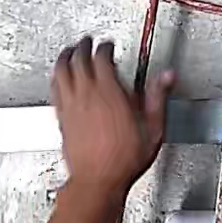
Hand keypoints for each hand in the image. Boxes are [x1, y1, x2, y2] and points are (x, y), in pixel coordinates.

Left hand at [51, 37, 174, 194]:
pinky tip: (58, 78)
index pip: (102, 58)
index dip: (105, 47)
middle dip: (83, 46)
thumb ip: (158, 98)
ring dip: (65, 57)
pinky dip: (57, 76)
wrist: (98, 181)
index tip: (109, 45)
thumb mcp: (153, 128)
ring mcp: (71, 106)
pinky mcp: (62, 118)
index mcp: (109, 93)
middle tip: (88, 41)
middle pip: (78, 59)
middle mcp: (86, 95)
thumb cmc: (124, 159)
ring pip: (61, 71)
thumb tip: (166, 77)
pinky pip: (55, 88)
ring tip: (69, 51)